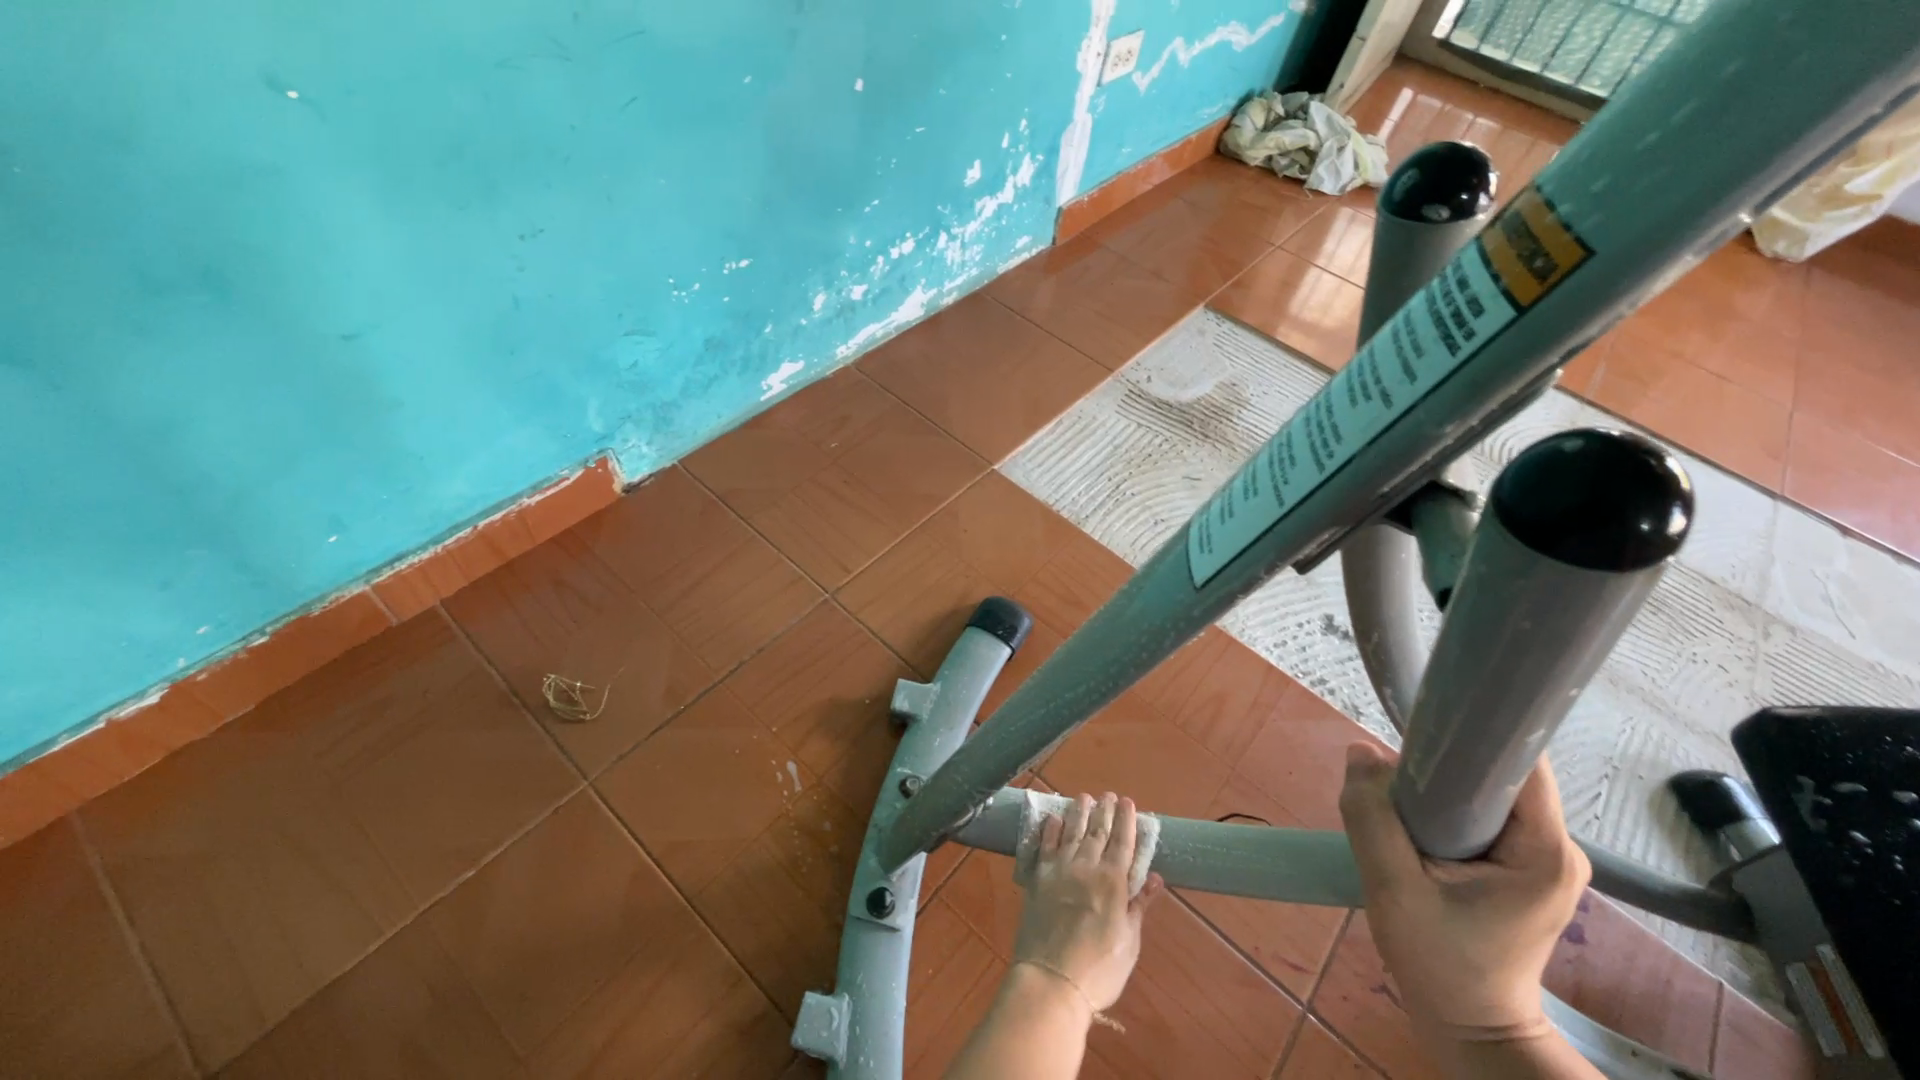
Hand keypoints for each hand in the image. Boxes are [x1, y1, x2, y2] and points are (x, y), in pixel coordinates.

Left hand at [1013, 792, 1163, 1010]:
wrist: (1051, 981)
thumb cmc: (1099, 969)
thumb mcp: (1129, 941)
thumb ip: (1139, 906)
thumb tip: (1155, 878)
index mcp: (1113, 883)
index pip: (1123, 843)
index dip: (1126, 821)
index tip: (1128, 802)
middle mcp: (1086, 869)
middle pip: (1097, 833)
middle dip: (1104, 811)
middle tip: (1107, 794)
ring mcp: (1058, 872)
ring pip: (1070, 833)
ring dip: (1078, 813)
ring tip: (1083, 797)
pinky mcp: (1037, 880)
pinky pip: (1044, 848)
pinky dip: (1049, 831)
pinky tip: (1052, 819)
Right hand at [1339, 743, 1589, 1041]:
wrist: (1470, 1029)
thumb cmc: (1440, 964)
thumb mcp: (1393, 889)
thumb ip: (1372, 817)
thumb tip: (1360, 750)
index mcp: (1545, 850)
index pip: (1520, 763)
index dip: (1473, 736)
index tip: (1421, 729)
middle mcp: (1556, 847)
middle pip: (1497, 777)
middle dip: (1442, 769)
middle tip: (1392, 781)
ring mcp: (1541, 859)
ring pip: (1483, 797)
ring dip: (1437, 795)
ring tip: (1396, 809)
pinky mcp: (1521, 869)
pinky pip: (1479, 819)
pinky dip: (1442, 816)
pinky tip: (1411, 831)